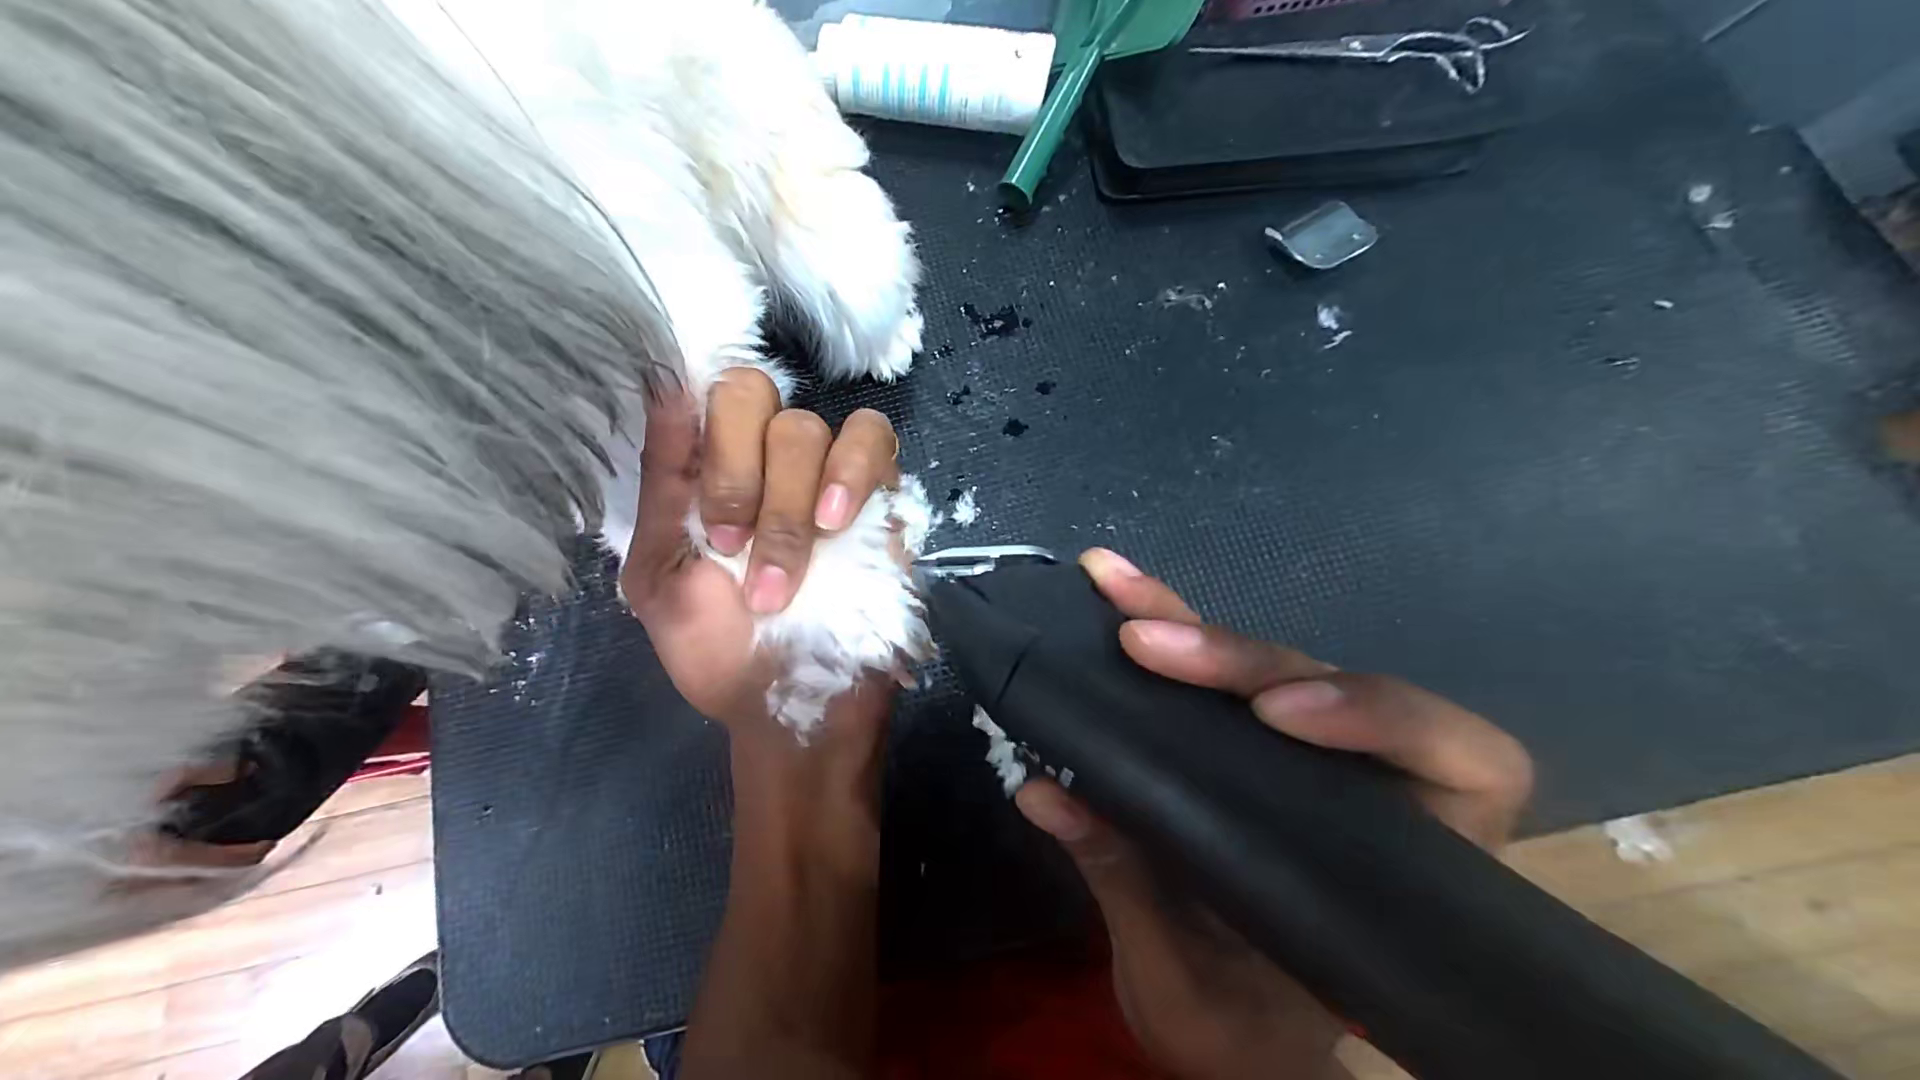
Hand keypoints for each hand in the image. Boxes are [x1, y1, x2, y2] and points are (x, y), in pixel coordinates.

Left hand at [619, 368, 900, 737]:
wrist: (795, 704)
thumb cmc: (719, 650)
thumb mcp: (659, 577)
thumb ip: (662, 487)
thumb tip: (659, 384)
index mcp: (706, 471)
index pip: (697, 392)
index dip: (693, 421)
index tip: (693, 490)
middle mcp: (763, 457)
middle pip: (749, 393)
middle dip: (735, 471)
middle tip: (730, 546)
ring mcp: (823, 471)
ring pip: (806, 426)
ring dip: (786, 501)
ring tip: (782, 575)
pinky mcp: (878, 493)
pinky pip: (873, 438)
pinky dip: (851, 470)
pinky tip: (833, 521)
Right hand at [1015, 548, 1533, 1079]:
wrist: (1234, 1036)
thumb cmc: (1240, 1029)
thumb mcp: (1183, 986)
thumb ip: (1126, 884)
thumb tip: (1041, 792)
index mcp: (1402, 866)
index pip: (1454, 762)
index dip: (1380, 716)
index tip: (1273, 714)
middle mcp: (1359, 786)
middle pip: (1325, 684)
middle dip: (1235, 658)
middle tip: (1144, 645)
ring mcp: (1294, 750)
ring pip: (1259, 661)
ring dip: (1186, 620)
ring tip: (1110, 583)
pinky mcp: (1235, 734)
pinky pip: (1207, 669)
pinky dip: (1162, 626)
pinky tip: (1110, 592)